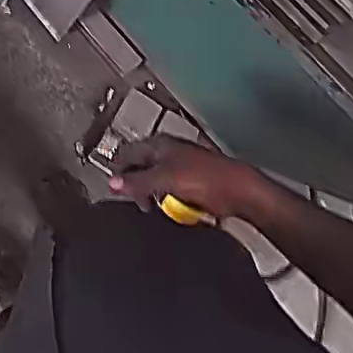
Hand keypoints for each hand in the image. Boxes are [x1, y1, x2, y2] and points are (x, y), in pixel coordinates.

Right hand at [109, 137, 279, 221]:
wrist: (237, 191)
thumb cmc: (208, 177)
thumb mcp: (166, 179)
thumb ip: (138, 181)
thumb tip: (114, 182)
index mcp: (160, 145)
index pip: (128, 152)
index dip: (119, 169)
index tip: (114, 188)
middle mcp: (167, 153)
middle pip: (139, 168)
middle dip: (135, 186)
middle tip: (138, 201)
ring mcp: (178, 168)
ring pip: (152, 183)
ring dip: (151, 196)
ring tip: (154, 206)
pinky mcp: (187, 184)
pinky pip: (167, 193)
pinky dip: (165, 201)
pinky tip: (170, 208)